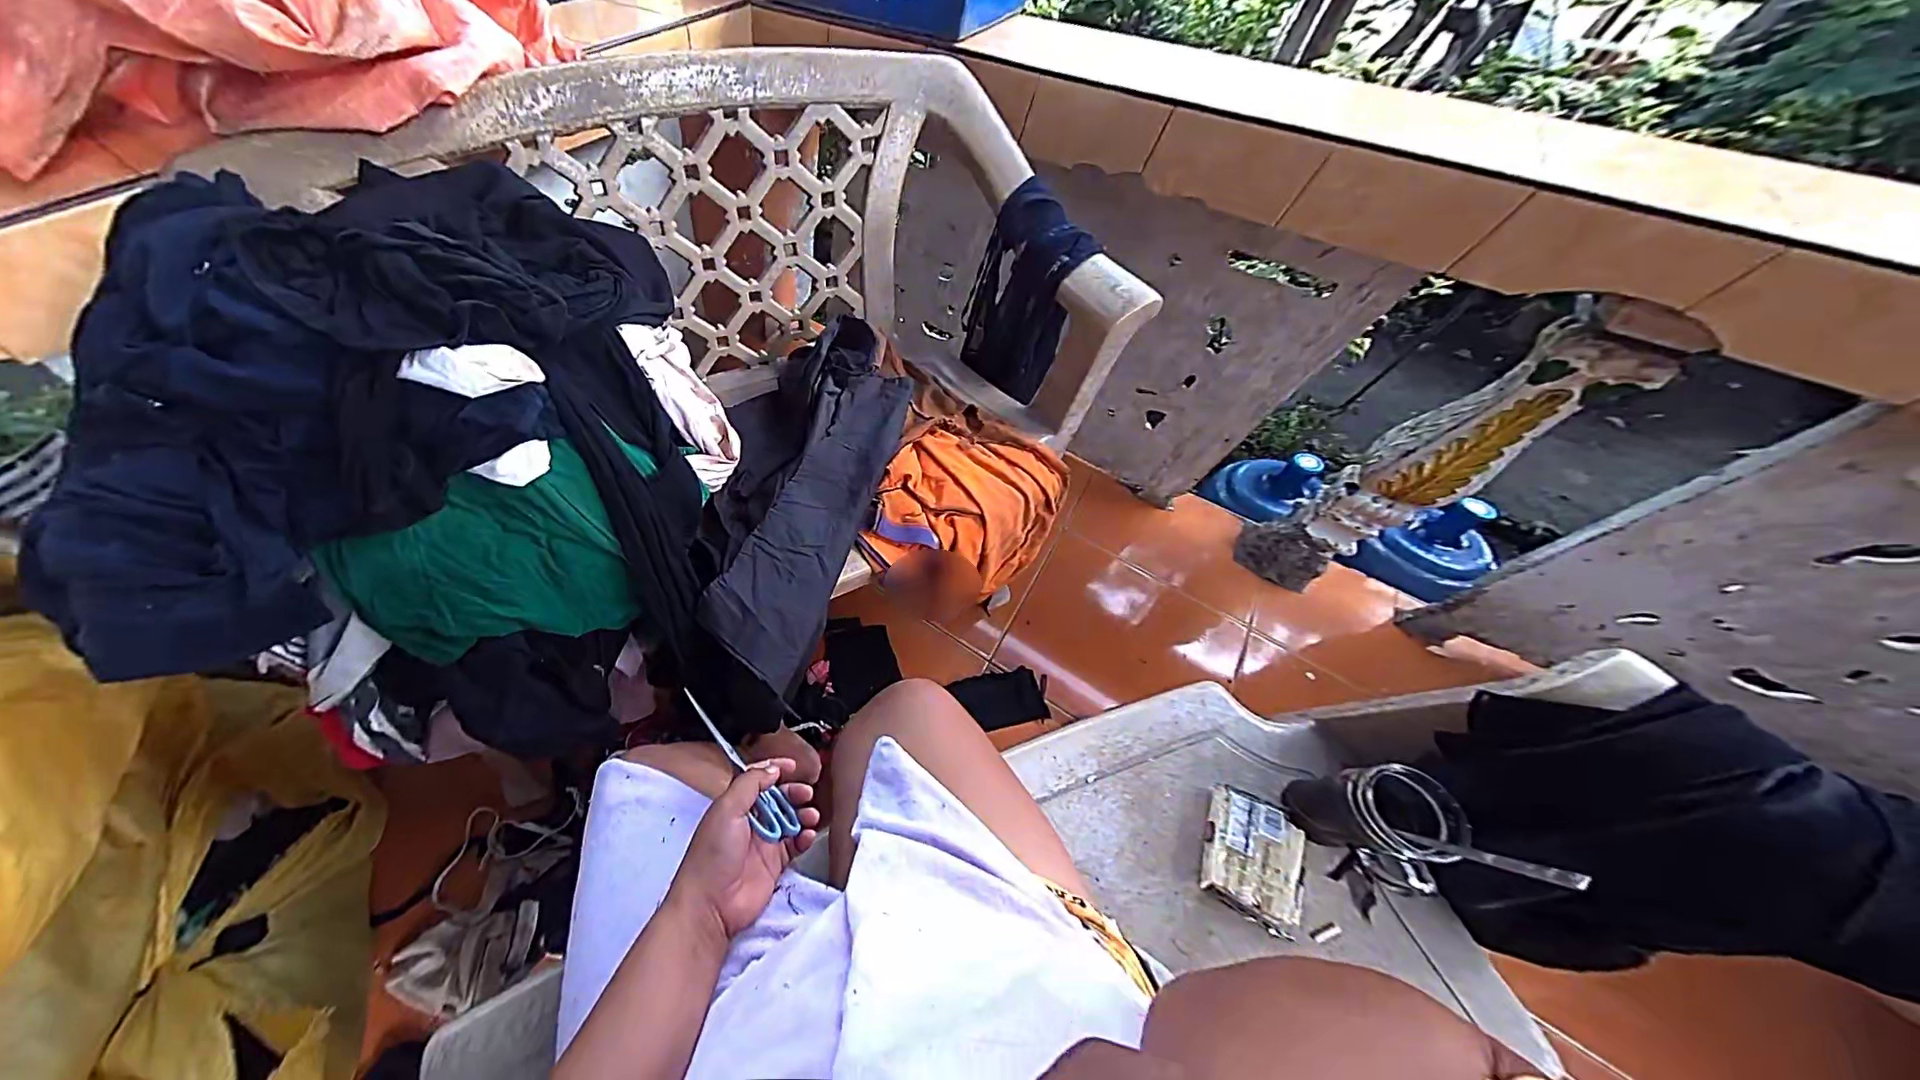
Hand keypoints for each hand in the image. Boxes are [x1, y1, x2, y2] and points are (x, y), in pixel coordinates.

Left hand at [666, 757, 821, 937]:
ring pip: (791, 820)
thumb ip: (750, 784)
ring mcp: (763, 843)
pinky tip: (808, 836)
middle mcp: (749, 822)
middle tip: (806, 793)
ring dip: (803, 814)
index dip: (776, 771)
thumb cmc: (712, 856)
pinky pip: (796, 845)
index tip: (793, 766)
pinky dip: (805, 838)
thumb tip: (772, 769)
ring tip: (811, 815)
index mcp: (734, 806)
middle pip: (779, 799)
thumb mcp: (727, 809)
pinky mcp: (774, 864)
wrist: (710, 905)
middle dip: (794, 792)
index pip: (759, 781)